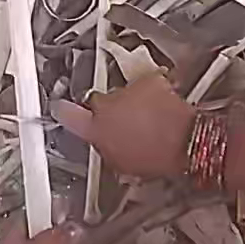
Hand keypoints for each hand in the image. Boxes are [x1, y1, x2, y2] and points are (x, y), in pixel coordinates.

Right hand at [51, 76, 193, 178]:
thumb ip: (106, 148)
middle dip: (106, 110)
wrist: (184, 141)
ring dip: (131, 101)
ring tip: (147, 117)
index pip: (66, 114)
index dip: (63, 110)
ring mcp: (127, 90)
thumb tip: (106, 145)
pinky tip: (161, 106)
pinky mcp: (148, 80)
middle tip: (122, 123)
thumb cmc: (155, 158)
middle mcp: (106, 105)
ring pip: (123, 92)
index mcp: (95, 128)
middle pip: (97, 101)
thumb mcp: (121, 163)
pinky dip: (152, 92)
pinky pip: (145, 85)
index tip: (60, 108)